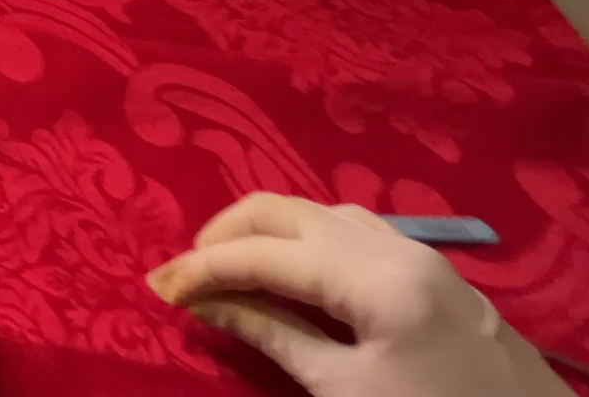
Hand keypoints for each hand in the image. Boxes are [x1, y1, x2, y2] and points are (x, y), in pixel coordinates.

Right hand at [146, 193, 571, 396]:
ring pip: (310, 211)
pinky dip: (302, 236)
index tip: (159, 286)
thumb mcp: (345, 392)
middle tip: (190, 274)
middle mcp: (391, 246)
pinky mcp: (429, 268)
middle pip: (279, 210)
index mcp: (373, 279)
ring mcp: (415, 251)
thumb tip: (198, 301)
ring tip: (233, 269)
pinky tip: (293, 268)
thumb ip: (269, 333)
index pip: (260, 255)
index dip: (202, 268)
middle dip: (224, 235)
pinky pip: (346, 226)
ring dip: (261, 231)